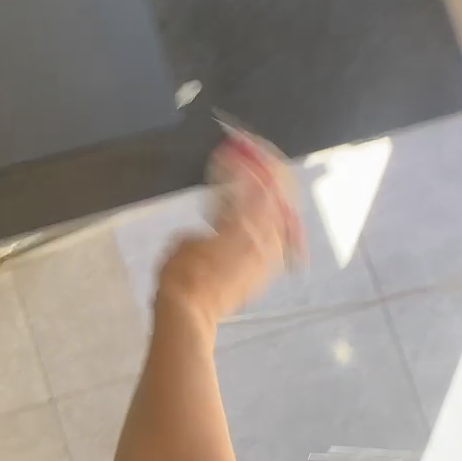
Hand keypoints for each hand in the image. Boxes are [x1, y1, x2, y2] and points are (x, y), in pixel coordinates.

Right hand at [155, 147, 297, 326]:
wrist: (191, 313)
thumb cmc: (179, 275)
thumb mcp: (184, 241)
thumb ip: (208, 226)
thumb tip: (219, 224)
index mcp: (244, 224)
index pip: (251, 183)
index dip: (244, 163)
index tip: (234, 148)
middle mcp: (266, 236)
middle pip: (278, 195)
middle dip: (268, 172)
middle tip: (260, 156)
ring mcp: (270, 254)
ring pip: (282, 216)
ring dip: (273, 196)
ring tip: (265, 182)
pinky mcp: (266, 270)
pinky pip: (277, 237)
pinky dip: (271, 221)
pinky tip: (261, 218)